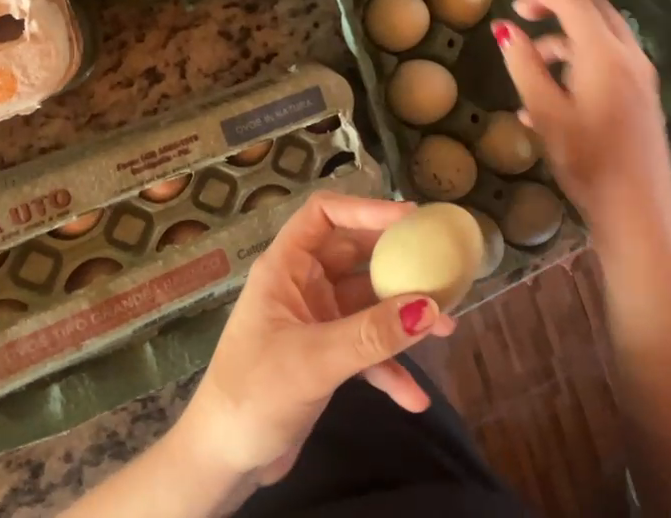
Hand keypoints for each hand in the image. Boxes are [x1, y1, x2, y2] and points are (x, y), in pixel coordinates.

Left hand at [170, 192, 455, 485]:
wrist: (221, 461)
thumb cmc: (252, 395)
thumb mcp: (315, 361)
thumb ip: (372, 334)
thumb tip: (430, 308)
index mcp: (284, 268)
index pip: (323, 215)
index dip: (365, 209)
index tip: (411, 219)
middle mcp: (301, 287)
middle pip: (355, 256)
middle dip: (398, 264)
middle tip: (442, 268)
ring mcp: (314, 322)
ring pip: (368, 304)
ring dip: (404, 317)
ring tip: (448, 328)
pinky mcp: (324, 358)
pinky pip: (365, 350)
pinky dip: (389, 368)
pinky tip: (414, 398)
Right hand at [492, 0, 670, 222]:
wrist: (638, 209)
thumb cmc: (587, 161)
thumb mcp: (546, 112)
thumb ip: (524, 65)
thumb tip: (505, 29)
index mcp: (605, 54)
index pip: (571, 3)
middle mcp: (629, 56)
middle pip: (592, 11)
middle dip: (555, 5)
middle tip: (521, 13)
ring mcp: (640, 77)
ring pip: (600, 37)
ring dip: (564, 38)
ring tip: (528, 62)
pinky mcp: (642, 96)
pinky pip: (608, 61)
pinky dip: (577, 62)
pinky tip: (548, 97)